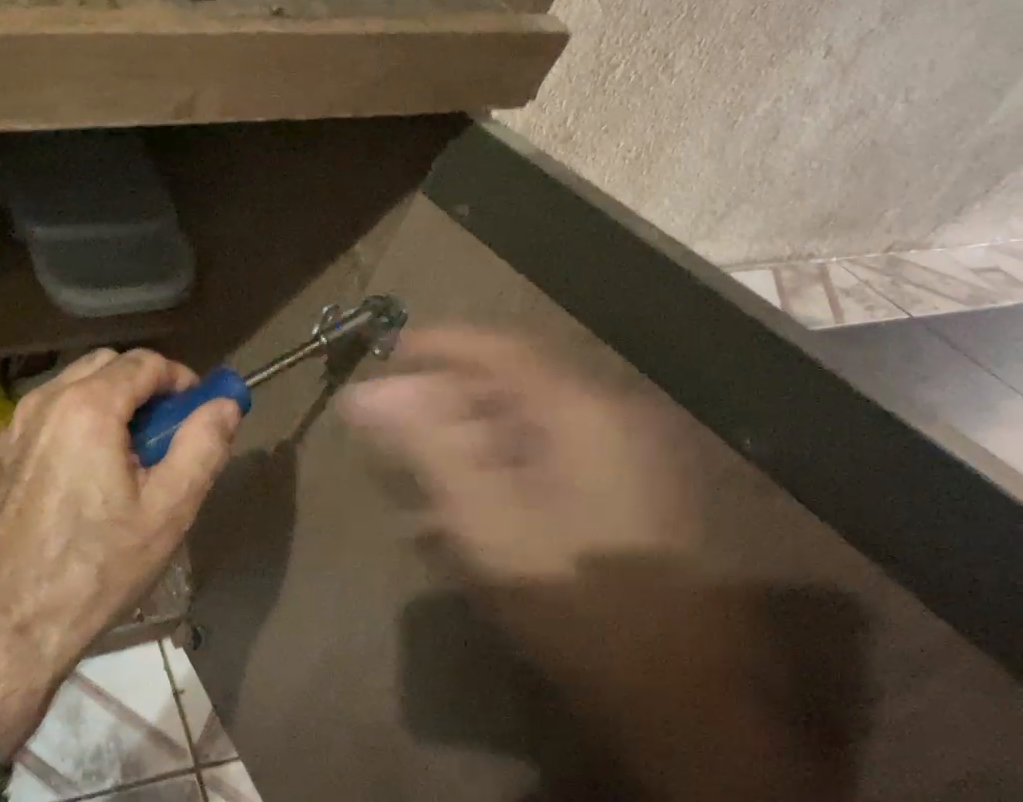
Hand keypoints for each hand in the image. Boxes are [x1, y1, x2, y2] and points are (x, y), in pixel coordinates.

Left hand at [0, 348, 241, 761]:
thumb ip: (202, 447)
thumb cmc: (98, 568)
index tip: (197, 411)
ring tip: (127, 459)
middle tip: (164, 435)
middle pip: (104, 365)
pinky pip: (44, 416)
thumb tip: (224, 404)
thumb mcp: (168, 511)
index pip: (143, 361)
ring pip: (70, 386)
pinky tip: (83, 475)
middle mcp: (43, 402)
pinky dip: (72, 422)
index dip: (179, 380)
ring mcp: (12, 426)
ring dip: (106, 403)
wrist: (10, 624)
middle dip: (141, 387)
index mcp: (86, 407)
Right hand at [337, 327, 698, 584]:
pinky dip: (493, 470)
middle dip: (438, 402)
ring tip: (409, 470)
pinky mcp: (622, 501)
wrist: (680, 698)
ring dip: (460, 440)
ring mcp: (621, 464)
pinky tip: (456, 508)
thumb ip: (421, 446)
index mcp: (581, 414)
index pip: (497, 349)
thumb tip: (362, 392)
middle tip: (384, 424)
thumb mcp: (483, 518)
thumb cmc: (572, 596)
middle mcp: (606, 424)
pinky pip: (543, 462)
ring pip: (522, 428)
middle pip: (507, 388)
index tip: (380, 352)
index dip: (434, 345)